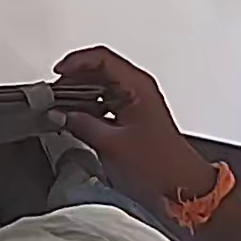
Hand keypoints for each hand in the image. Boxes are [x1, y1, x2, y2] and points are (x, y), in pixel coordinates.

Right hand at [54, 47, 214, 200]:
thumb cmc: (161, 163)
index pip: (101, 58)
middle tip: (56, 91)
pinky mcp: (131, 109)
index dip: (76, 61)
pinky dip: (87, 100)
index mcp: (136, 85)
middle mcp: (136, 86)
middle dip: (74, 76)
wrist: (184, 183)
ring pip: (100, 81)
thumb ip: (82, 124)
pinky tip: (76, 114)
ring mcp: (135, 97)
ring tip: (62, 102)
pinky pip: (104, 95)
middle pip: (98, 67)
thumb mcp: (114, 143)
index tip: (59, 72)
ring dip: (79, 89)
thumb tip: (60, 114)